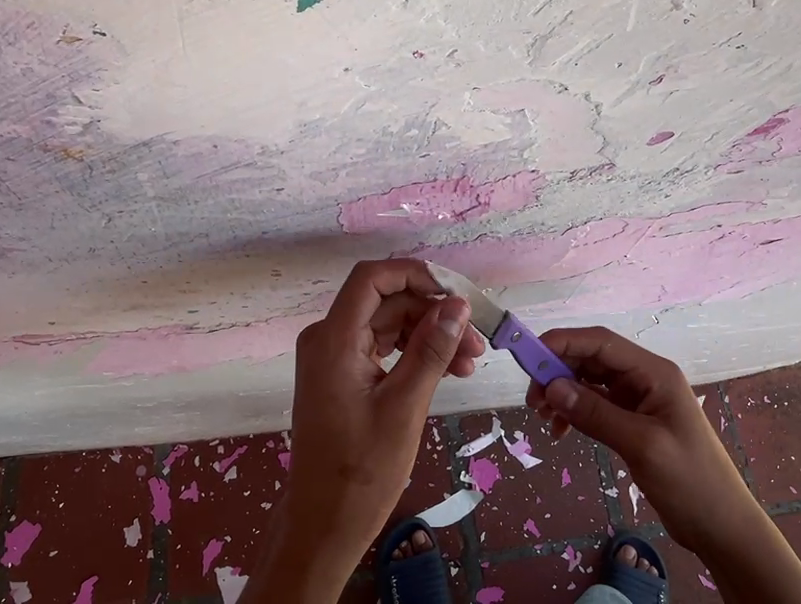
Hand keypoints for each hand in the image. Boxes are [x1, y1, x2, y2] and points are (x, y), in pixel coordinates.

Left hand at [245, 259, 486, 603]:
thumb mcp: (405, 406)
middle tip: (476, 344)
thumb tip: (458, 305)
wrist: (324, 524)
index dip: (415, 276)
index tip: (456, 294)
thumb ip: (431, 350)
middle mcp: (327, 338)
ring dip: (428, 336)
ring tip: (469, 363)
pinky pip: (381, 347)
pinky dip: (413, 354)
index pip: (372, 279)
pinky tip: (447, 371)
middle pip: (386, 303)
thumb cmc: (362, 471)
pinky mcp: (341, 375)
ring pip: (387, 325)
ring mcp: (332, 356)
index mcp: (333, 339)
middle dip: (433, 316)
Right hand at [526, 327, 800, 602]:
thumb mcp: (642, 445)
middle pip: (591, 360)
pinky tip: (560, 431)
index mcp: (653, 372)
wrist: (723, 527)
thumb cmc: (691, 480)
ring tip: (542, 416)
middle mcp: (644, 379)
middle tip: (532, 398)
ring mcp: (638, 401)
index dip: (563, 342)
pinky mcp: (633, 423)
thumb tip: (552, 387)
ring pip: (589, 382)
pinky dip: (574, 413)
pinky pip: (595, 406)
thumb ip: (596, 414)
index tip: (529, 355)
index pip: (600, 343)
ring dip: (563, 393)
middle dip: (557, 371)